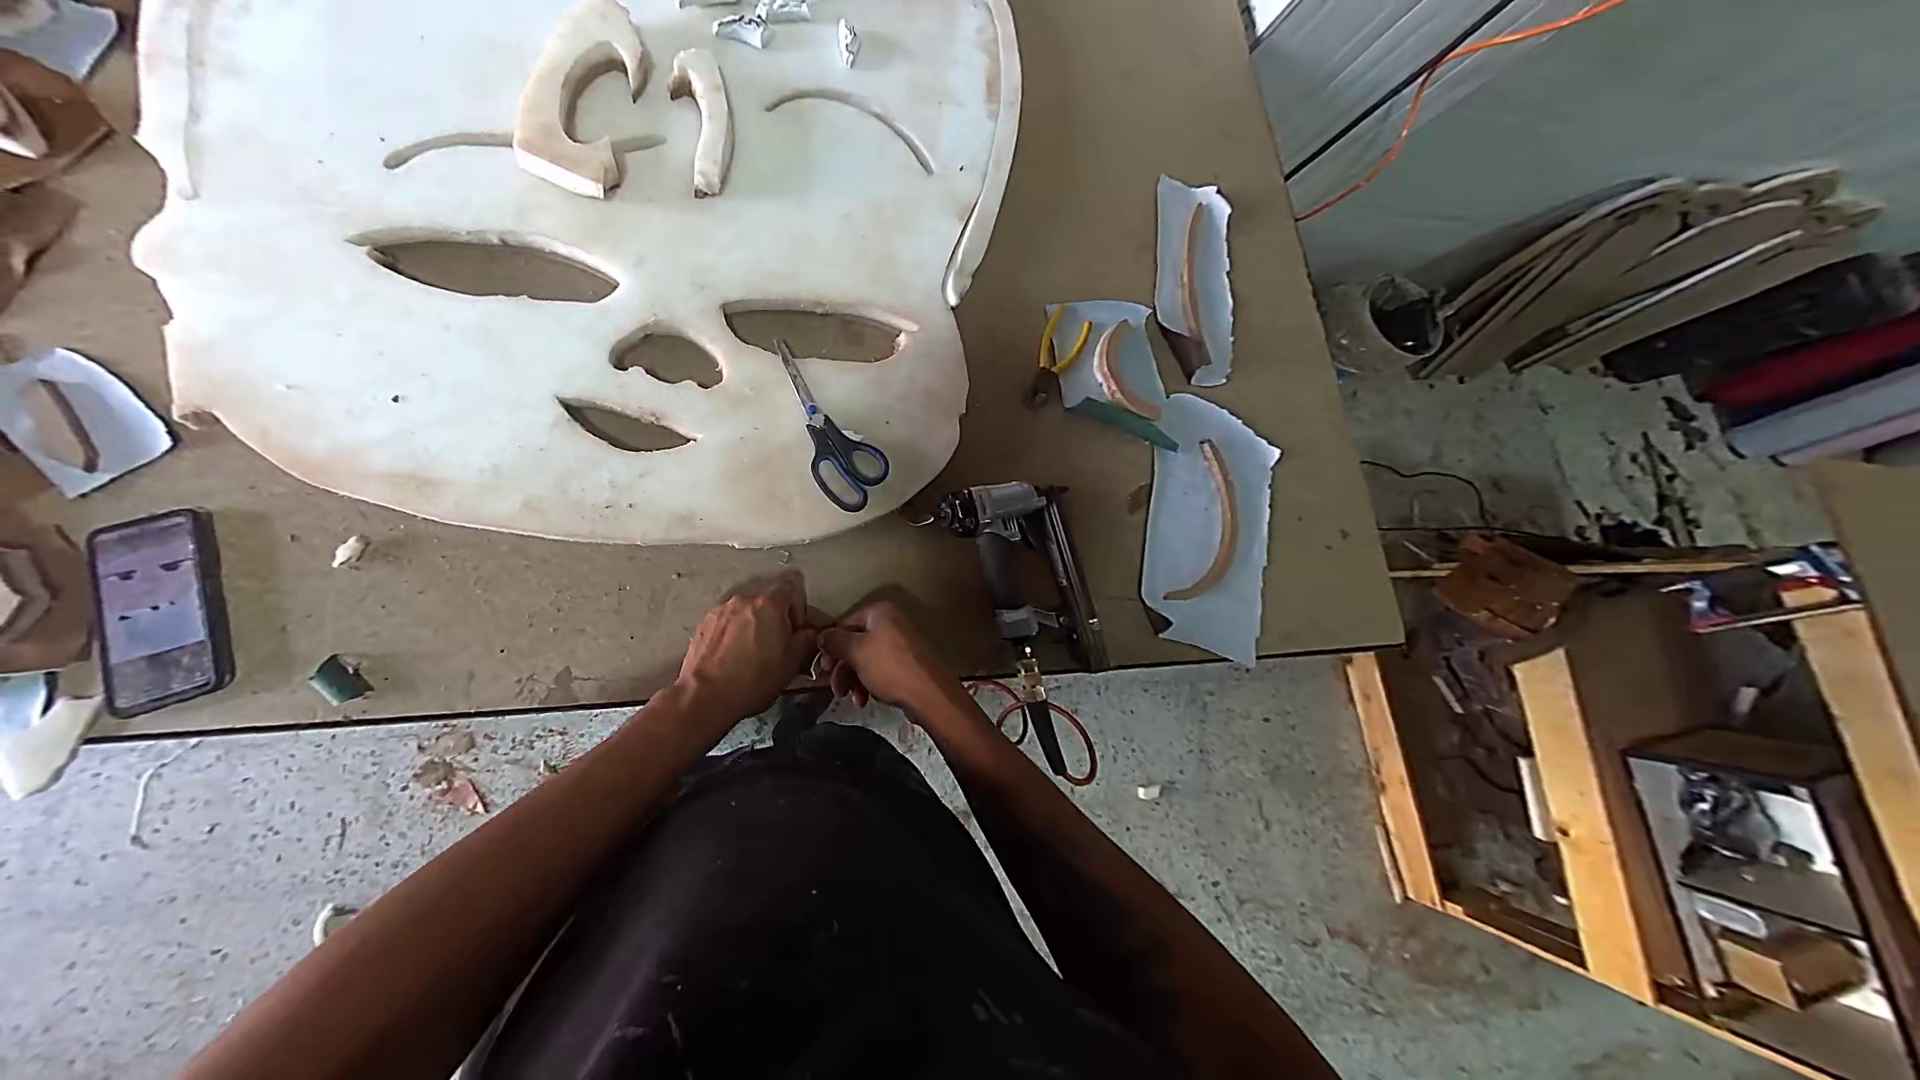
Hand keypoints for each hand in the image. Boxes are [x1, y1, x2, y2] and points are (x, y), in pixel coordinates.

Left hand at [674, 571, 818, 722]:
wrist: (705, 697)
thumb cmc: (752, 680)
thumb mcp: (792, 662)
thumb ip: (807, 639)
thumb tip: (810, 633)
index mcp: (770, 603)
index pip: (794, 584)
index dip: (801, 606)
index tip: (797, 628)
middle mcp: (744, 599)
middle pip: (770, 596)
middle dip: (779, 615)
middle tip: (780, 642)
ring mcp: (721, 610)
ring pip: (748, 608)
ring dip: (756, 622)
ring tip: (755, 651)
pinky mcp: (705, 623)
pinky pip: (729, 619)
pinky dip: (736, 631)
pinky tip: (735, 655)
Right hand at [817, 600, 960, 712]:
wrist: (930, 694)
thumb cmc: (890, 668)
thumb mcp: (856, 651)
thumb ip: (835, 641)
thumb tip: (821, 635)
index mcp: (879, 613)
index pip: (843, 625)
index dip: (830, 647)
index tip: (822, 669)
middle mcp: (891, 623)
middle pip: (854, 644)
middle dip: (842, 668)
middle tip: (835, 688)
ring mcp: (900, 644)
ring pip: (865, 659)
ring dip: (853, 679)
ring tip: (851, 698)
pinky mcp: (906, 664)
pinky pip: (880, 670)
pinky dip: (868, 683)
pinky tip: (865, 700)